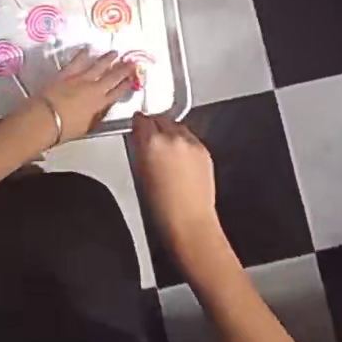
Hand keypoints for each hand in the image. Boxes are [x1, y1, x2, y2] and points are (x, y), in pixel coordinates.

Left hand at [36, 48, 136, 142]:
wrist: (46, 118)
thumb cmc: (64, 128)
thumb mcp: (86, 126)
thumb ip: (96, 116)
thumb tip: (100, 110)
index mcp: (100, 103)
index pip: (117, 92)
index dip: (126, 85)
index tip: (132, 79)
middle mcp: (94, 88)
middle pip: (113, 76)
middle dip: (123, 69)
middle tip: (131, 62)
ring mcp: (80, 78)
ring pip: (98, 65)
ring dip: (108, 58)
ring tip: (115, 53)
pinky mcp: (66, 73)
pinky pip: (77, 61)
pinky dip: (83, 54)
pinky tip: (87, 50)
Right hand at [130, 113, 227, 263]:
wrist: (189, 221)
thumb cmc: (162, 207)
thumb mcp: (138, 173)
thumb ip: (139, 149)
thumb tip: (139, 140)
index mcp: (151, 141)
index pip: (141, 119)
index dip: (137, 123)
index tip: (136, 126)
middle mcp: (173, 138)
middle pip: (160, 119)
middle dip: (153, 125)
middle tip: (148, 137)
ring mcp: (191, 143)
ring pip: (176, 126)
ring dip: (169, 132)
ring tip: (164, 149)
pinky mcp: (204, 151)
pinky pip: (190, 138)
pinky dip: (183, 143)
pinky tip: (178, 159)